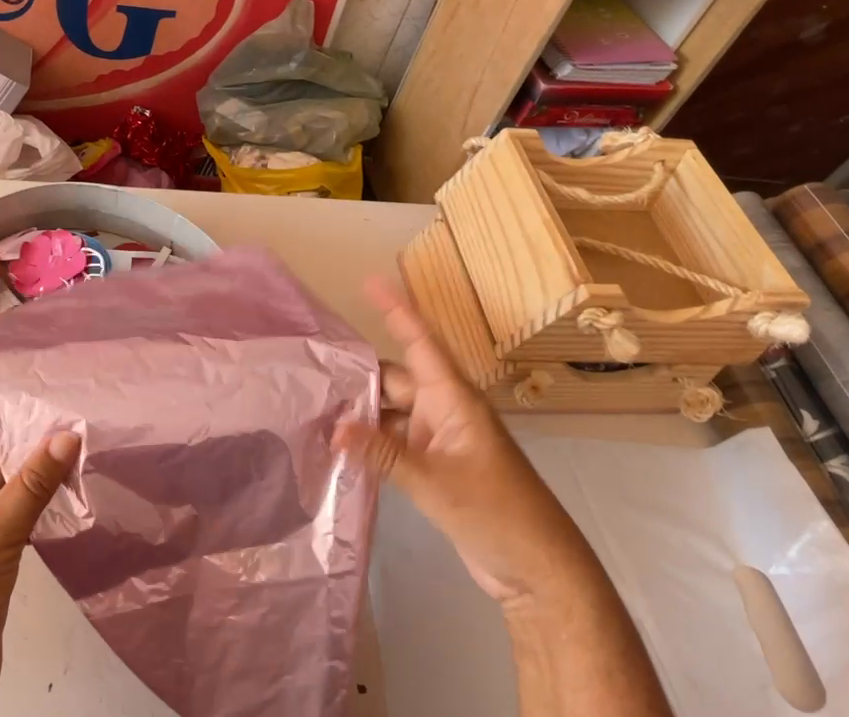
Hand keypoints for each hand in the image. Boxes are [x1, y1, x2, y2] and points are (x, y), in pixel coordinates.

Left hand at [0, 396, 79, 716]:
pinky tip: (77, 488)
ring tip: (88, 443)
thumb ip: (33, 483)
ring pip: (11, 480)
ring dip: (43, 468)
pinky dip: (44, 499)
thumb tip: (68, 434)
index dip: (1, 396)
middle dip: (33, 431)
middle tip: (81, 409)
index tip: (42, 375)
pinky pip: (18, 509)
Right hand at [336, 279, 598, 607]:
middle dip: (359, 378)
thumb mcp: (434, 481)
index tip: (370, 280)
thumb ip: (383, 454)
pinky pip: (395, 442)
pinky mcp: (436, 467)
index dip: (398, 310)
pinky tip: (339, 449)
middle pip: (396, 380)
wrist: (536, 569)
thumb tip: (334, 429)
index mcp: (454, 400)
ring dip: (362, 415)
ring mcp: (440, 440)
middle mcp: (445, 411)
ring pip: (392, 413)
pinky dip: (371, 443)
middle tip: (311, 377)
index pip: (422, 343)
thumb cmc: (495, 512)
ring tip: (314, 413)